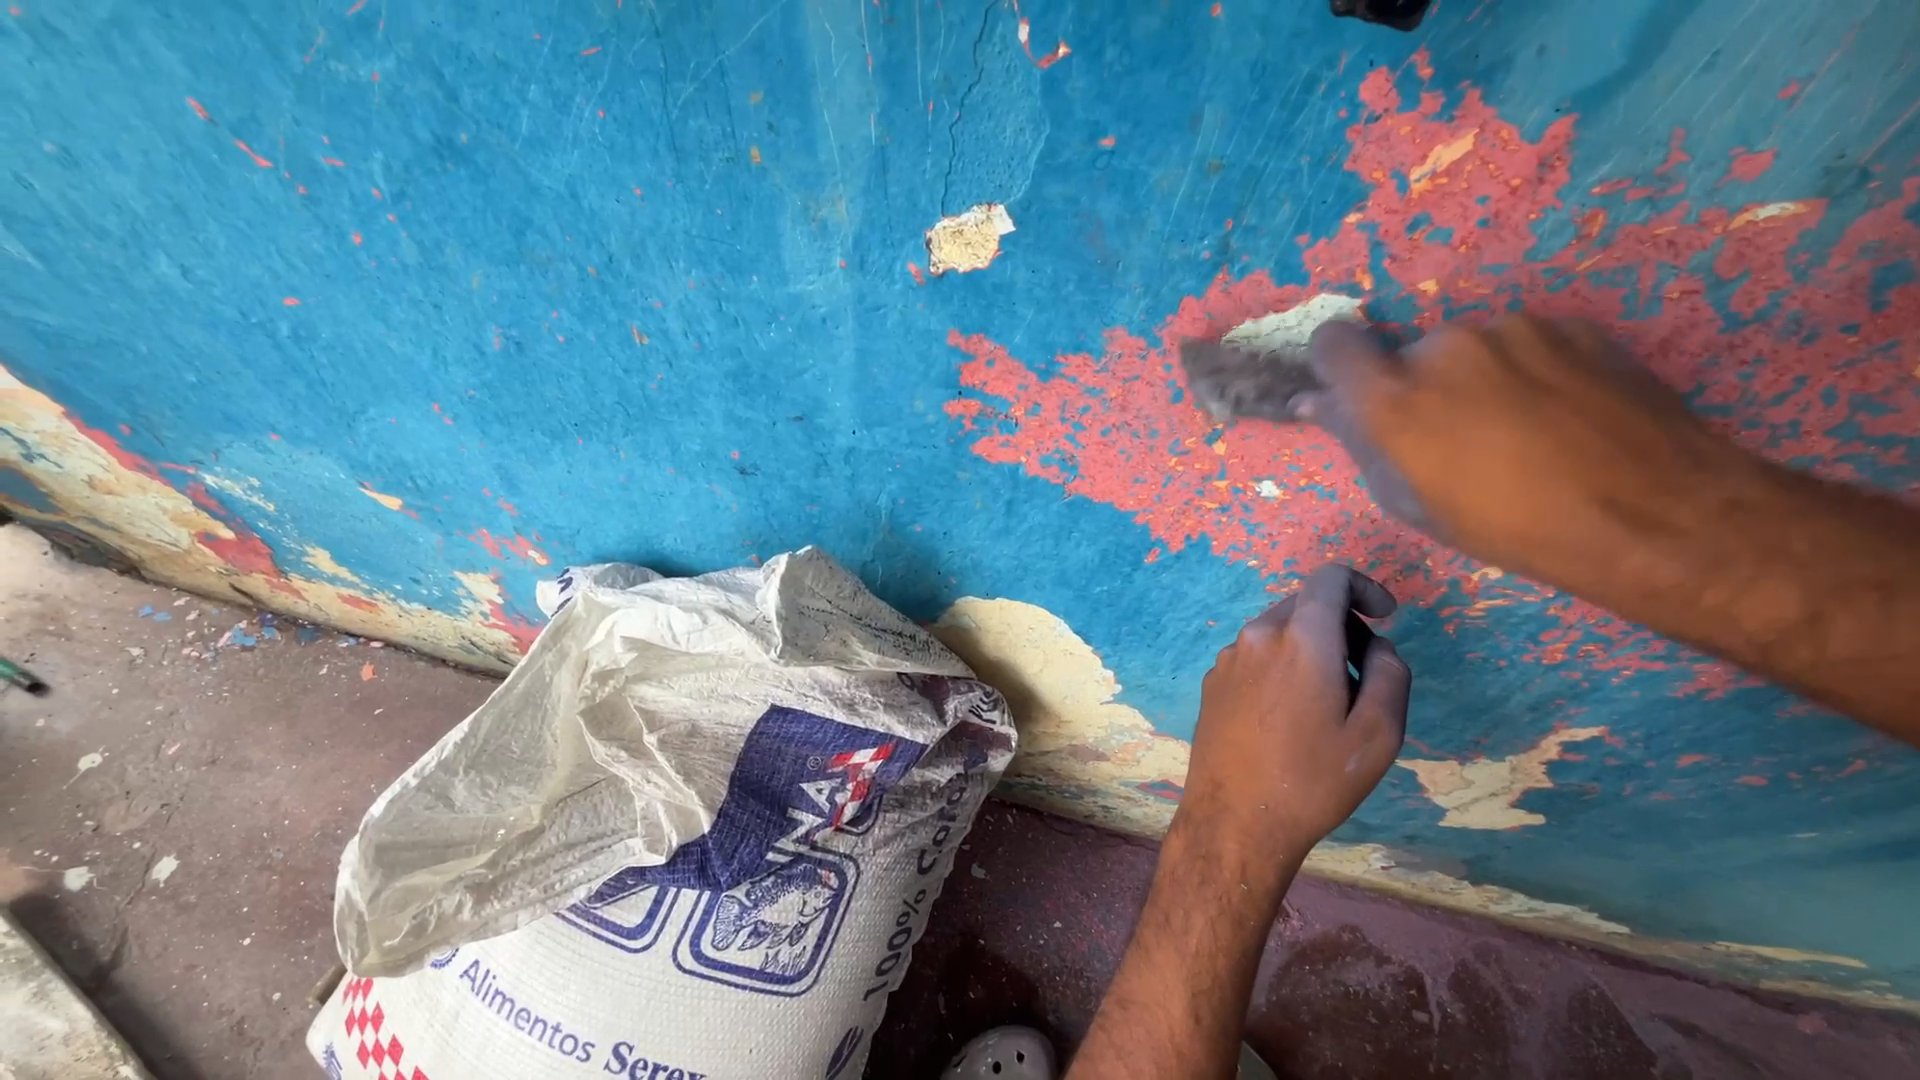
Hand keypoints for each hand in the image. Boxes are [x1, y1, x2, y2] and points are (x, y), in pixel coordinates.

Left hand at [1182, 564, 1411, 865]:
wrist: (1235, 820)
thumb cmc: (1313, 780)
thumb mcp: (1379, 733)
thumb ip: (1390, 673)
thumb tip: (1375, 645)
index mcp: (1300, 638)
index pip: (1330, 578)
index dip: (1365, 586)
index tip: (1385, 616)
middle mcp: (1256, 636)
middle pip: (1305, 605)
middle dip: (1342, 625)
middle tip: (1362, 677)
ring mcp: (1227, 658)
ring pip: (1279, 631)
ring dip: (1310, 648)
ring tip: (1326, 706)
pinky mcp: (1212, 682)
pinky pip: (1256, 656)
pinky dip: (1281, 666)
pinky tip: (1289, 717)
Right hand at [1299, 316, 1754, 585]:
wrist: (1653, 514)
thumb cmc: (1510, 526)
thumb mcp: (1412, 501)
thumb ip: (1359, 442)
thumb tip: (1318, 405)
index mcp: (1395, 396)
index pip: (1334, 344)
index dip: (1338, 366)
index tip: (1355, 393)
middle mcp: (1445, 346)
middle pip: (1408, 355)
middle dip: (1418, 386)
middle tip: (1454, 435)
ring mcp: (1514, 328)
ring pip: (1469, 349)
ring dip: (1475, 378)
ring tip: (1518, 429)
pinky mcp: (1572, 325)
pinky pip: (1523, 344)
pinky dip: (1525, 371)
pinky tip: (1559, 414)